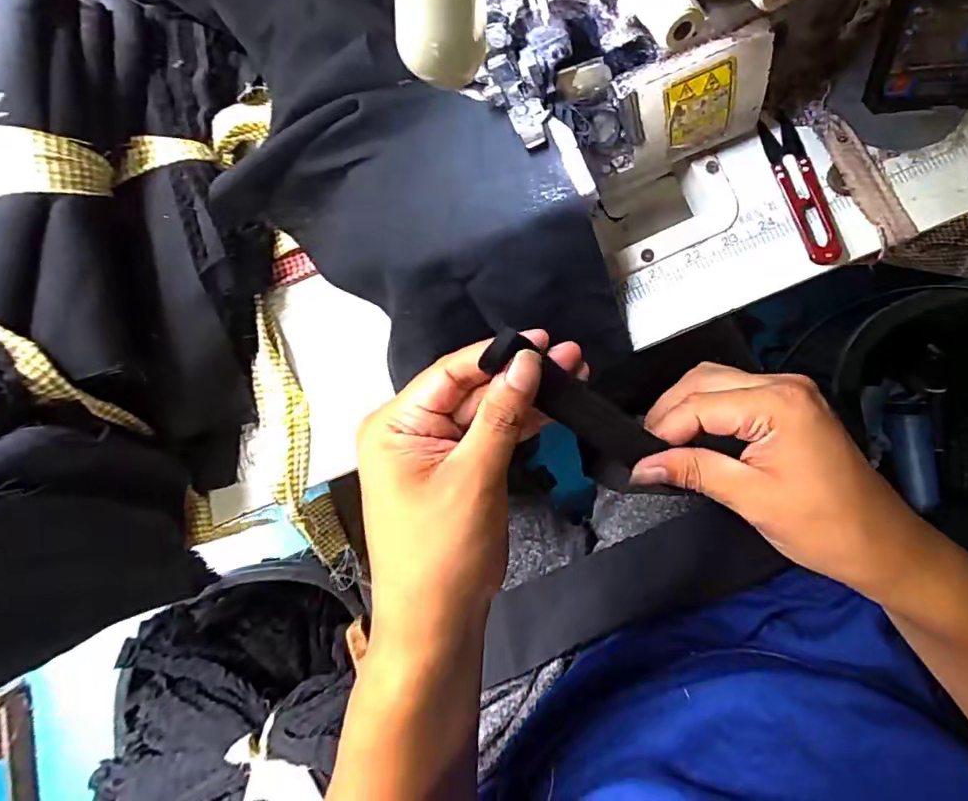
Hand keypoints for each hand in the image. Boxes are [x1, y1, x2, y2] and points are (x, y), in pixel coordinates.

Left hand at [356, 330, 583, 647]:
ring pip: (486, 410)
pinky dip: (520, 423)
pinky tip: (552, 407)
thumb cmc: (442, 556)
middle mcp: (410, 430)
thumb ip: (501, 413)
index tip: (541, 339)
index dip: (497, 354)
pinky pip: (489, 435)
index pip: (450, 372)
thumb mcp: (474, 476)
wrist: (436, 627)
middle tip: (567, 356)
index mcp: (395, 424)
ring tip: (572, 373)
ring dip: (527, 396)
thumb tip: (525, 361)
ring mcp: (434, 450)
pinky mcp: (456, 468)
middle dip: (520, 374)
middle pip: (472, 389)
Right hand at [629, 363, 922, 600]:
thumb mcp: (752, 499)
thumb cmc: (826, 528)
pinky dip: (709, 409)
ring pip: (719, 380)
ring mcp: (790, 391)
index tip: (640, 459)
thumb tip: (645, 466)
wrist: (884, 545)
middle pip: (706, 379)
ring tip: (664, 441)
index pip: (701, 402)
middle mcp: (784, 384)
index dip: (664, 429)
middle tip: (647, 447)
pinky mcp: (791, 404)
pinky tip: (694, 433)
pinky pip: (737, 393)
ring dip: (687, 406)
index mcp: (778, 402)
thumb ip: (695, 471)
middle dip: (670, 409)